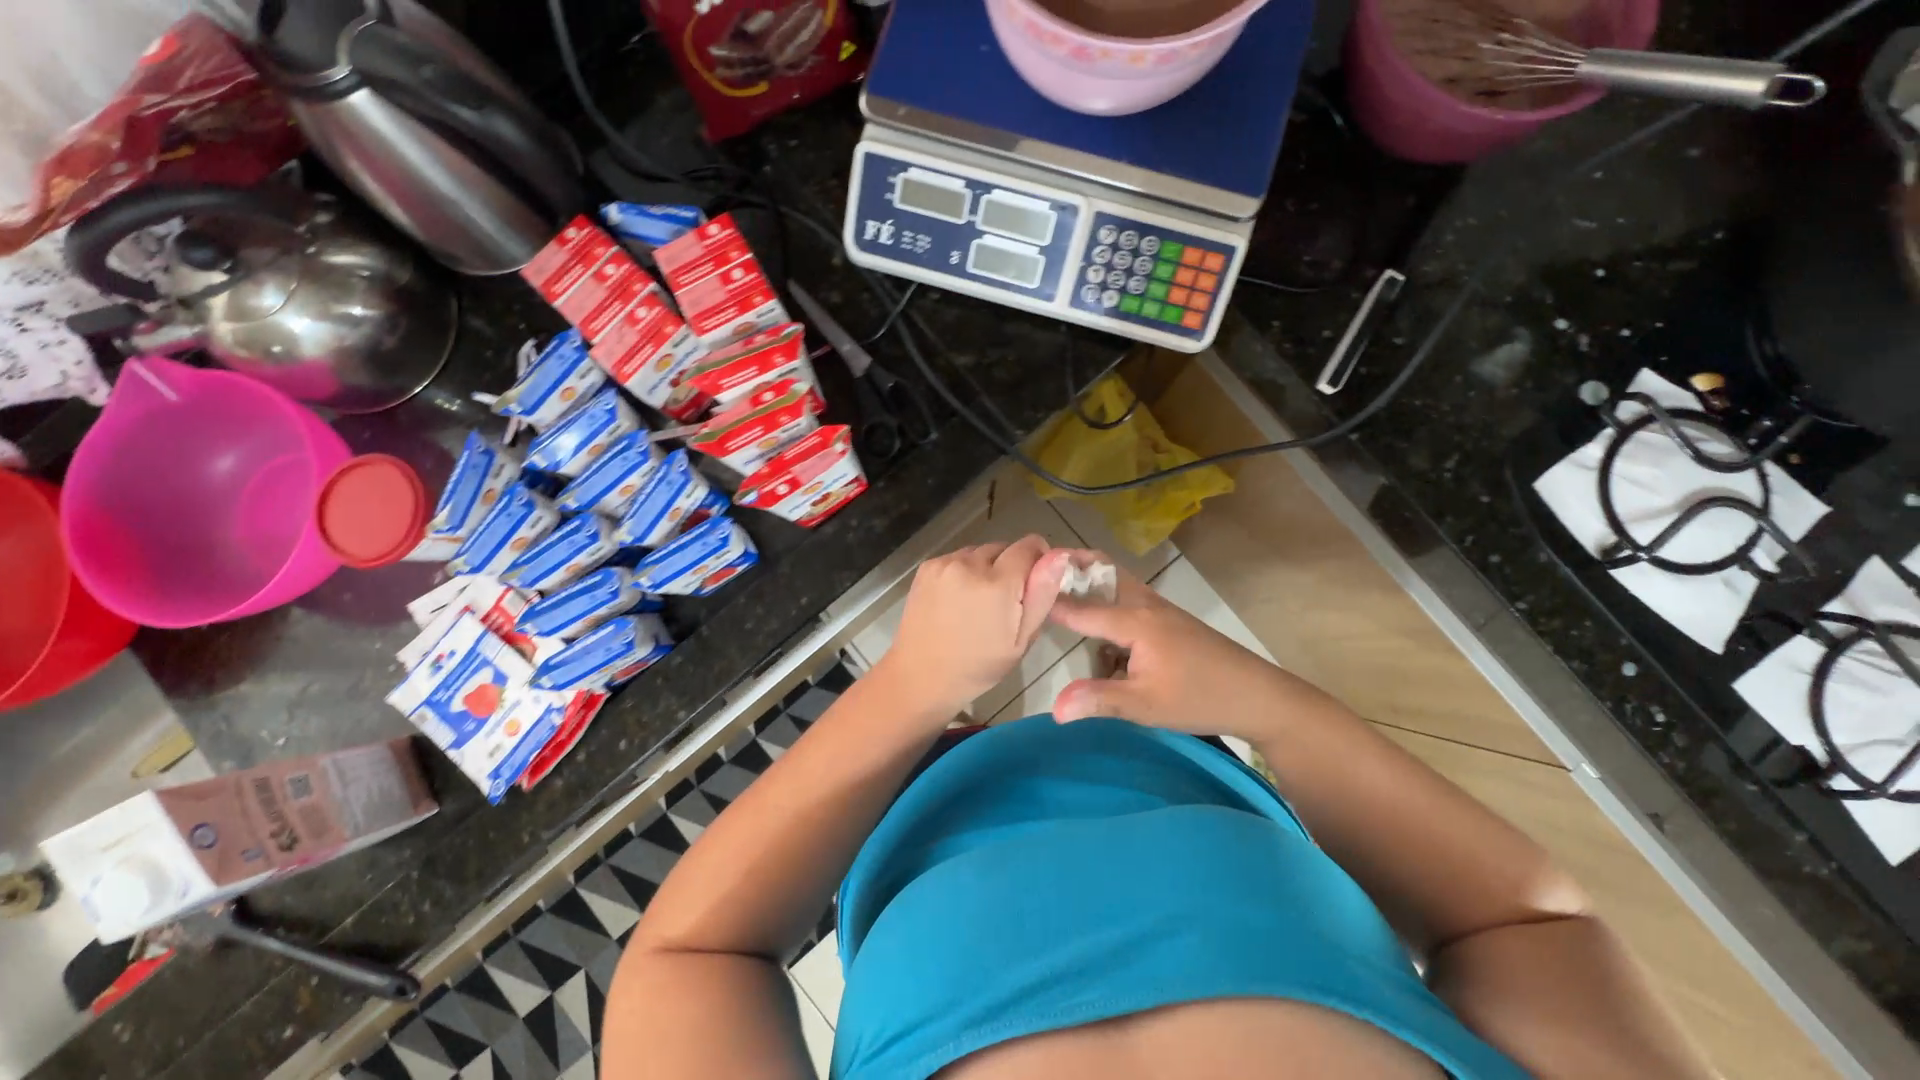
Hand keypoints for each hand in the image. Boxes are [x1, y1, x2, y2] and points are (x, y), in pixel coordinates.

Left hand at [874, 535, 1071, 716]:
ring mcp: (944, 563)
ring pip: (980, 552)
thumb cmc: (979, 666)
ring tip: (979, 603)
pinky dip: (964, 571)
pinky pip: (958, 558)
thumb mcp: (1021, 640)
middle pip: (1004, 548)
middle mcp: (969, 564)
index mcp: (997, 584)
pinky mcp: (927, 566)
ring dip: (986, 568)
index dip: (1038, 560)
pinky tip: (958, 599)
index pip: (1029, 546)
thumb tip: (1060, 555)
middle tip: (1005, 603)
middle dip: (1010, 568)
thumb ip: (1042, 594)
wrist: (921, 676)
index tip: (1035, 585)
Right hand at [1046, 554, 1305, 741]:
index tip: (1015, 588)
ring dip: (1090, 582)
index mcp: (1135, 621)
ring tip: (1058, 594)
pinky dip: (1107, 602)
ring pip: (1117, 585)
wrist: (1258, 696)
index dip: (1047, 598)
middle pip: (1103, 573)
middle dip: (1072, 568)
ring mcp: (1161, 611)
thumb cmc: (1200, 698)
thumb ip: (1099, 700)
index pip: (1079, 606)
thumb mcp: (1146, 705)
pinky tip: (1099, 632)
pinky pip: (1129, 601)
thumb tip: (1054, 709)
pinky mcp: (1170, 622)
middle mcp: (1145, 605)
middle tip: (1036, 573)